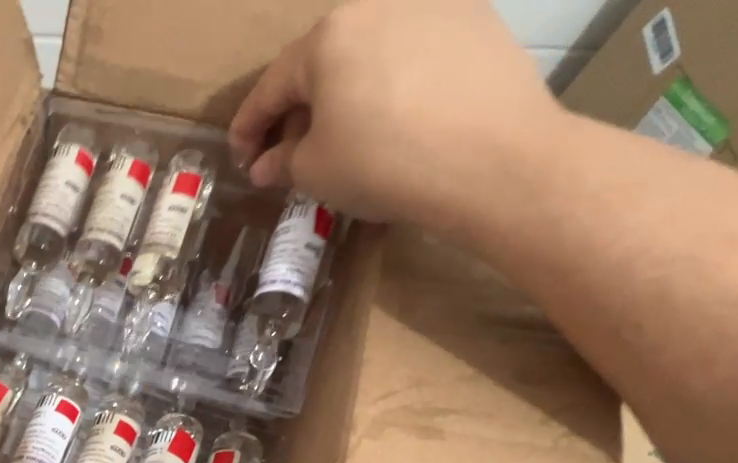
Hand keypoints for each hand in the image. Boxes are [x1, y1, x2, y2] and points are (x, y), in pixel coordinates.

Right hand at [229, 0, 562, 224]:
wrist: (495, 162)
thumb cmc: (384, 164)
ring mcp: (431, 7)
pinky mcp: (476, 21)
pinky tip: (398, 119)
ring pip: (369, 53)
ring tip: (347, 135)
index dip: (247, 130)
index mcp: (326, 38)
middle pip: (320, 63)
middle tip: (291, 153)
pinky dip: (395, 84)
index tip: (242, 161)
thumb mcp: (314, 172)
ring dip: (347, 93)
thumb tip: (265, 165)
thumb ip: (281, 162)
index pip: (269, 88)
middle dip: (299, 109)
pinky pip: (415, 54)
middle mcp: (376, 6)